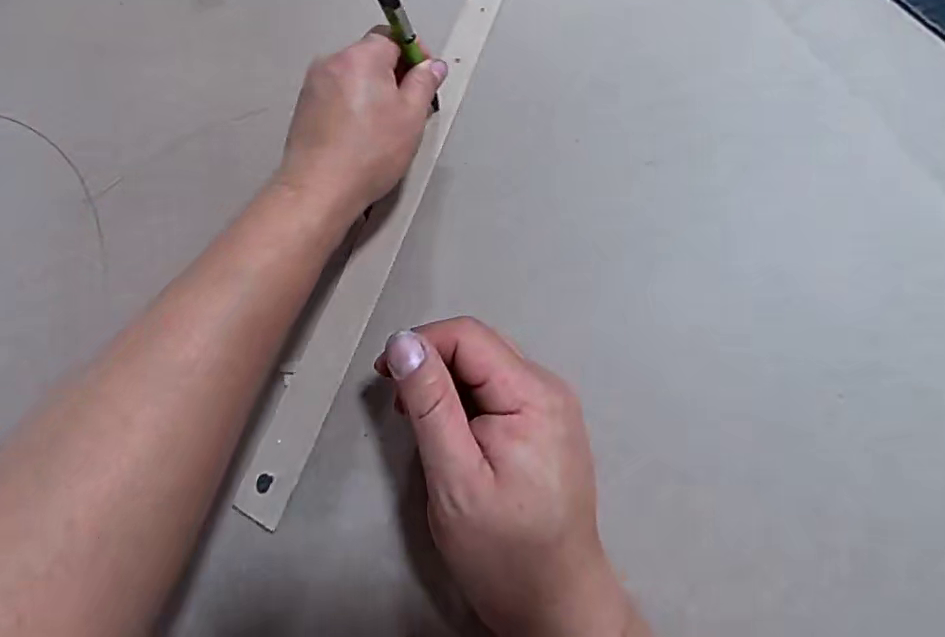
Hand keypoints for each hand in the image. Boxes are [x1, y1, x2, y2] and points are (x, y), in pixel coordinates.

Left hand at [272, 30, 446, 217]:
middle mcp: (332, 63)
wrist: (320, 187)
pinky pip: (337, 93)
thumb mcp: (412, 116)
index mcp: (360, 57)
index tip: (425, 73)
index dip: (414, 53)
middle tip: (410, 104)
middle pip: (371, 54)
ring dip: (372, 90)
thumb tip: (431, 67)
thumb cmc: (364, 155)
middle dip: (393, 73)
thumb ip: (424, 82)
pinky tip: (362, 133)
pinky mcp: (305, 105)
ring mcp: (315, 84)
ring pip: (354, 75)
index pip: (393, 36)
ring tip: (385, 125)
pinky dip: (353, 104)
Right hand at [375, 318, 648, 636]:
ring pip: (482, 362)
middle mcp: (548, 389)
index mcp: (533, 396)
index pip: (466, 335)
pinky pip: (493, 385)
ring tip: (419, 418)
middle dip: (430, 361)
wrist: (557, 608)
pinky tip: (447, 427)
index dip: (420, 344)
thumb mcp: (455, 479)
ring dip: (443, 379)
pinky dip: (461, 396)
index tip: (387, 372)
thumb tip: (404, 344)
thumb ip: (429, 404)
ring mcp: (549, 405)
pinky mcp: (542, 420)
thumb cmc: (508, 554)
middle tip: (400, 399)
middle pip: (476, 344)